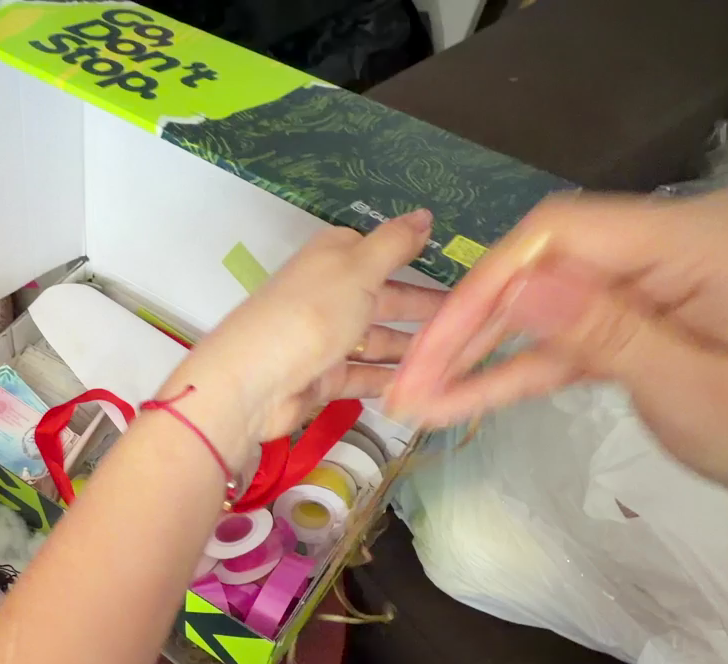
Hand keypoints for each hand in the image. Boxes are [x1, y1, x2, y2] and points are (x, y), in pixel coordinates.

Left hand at [159, 209, 445, 458]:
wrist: (255, 383)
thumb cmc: (309, 315)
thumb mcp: (358, 267)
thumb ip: (394, 244)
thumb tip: (424, 215)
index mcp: (333, 259)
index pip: (379, 253)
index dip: (414, 261)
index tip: (459, 273)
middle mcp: (328, 296)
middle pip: (384, 300)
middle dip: (423, 311)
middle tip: (472, 322)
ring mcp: (323, 341)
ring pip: (375, 342)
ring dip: (410, 349)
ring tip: (457, 357)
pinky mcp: (320, 379)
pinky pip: (361, 376)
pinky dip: (387, 380)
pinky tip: (423, 385)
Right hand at [386, 191, 727, 524]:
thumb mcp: (696, 391)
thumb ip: (606, 332)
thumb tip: (518, 282)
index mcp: (702, 238)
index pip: (560, 235)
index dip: (483, 287)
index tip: (429, 352)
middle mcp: (673, 243)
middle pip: (540, 269)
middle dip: (466, 329)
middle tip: (404, 387)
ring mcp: (656, 281)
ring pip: (540, 307)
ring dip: (477, 354)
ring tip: (415, 401)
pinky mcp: (641, 319)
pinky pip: (565, 338)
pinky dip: (514, 370)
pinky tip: (457, 402)